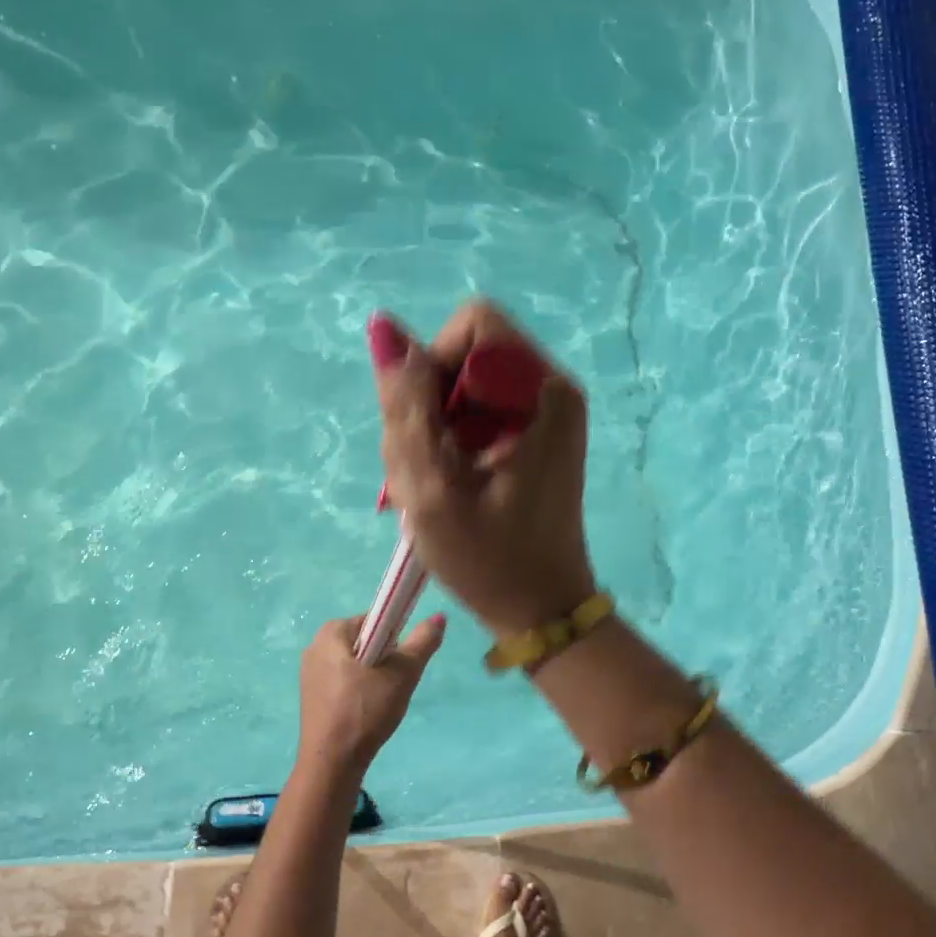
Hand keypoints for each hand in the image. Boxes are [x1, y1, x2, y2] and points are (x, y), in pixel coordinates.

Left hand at [297, 613, 446, 773]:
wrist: (332, 761)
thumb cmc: (366, 709)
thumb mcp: (402, 673)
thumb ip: (423, 642)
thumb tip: (440, 615)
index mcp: (331, 632)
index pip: (375, 620)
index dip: (396, 639)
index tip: (401, 664)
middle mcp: (315, 645)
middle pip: (366, 642)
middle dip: (385, 660)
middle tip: (394, 685)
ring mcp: (309, 672)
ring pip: (356, 664)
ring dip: (373, 678)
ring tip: (380, 702)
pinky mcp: (311, 696)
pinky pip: (343, 682)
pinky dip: (358, 692)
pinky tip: (365, 713)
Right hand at [370, 299, 597, 636]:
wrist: (540, 609)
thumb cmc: (487, 560)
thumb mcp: (430, 487)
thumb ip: (406, 405)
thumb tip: (384, 327)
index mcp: (542, 391)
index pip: (471, 329)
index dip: (433, 368)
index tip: (428, 430)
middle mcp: (551, 386)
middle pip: (464, 356)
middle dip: (428, 407)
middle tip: (426, 471)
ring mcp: (545, 409)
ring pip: (461, 386)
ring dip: (432, 431)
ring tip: (435, 487)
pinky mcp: (535, 431)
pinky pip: (475, 411)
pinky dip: (449, 443)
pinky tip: (448, 487)